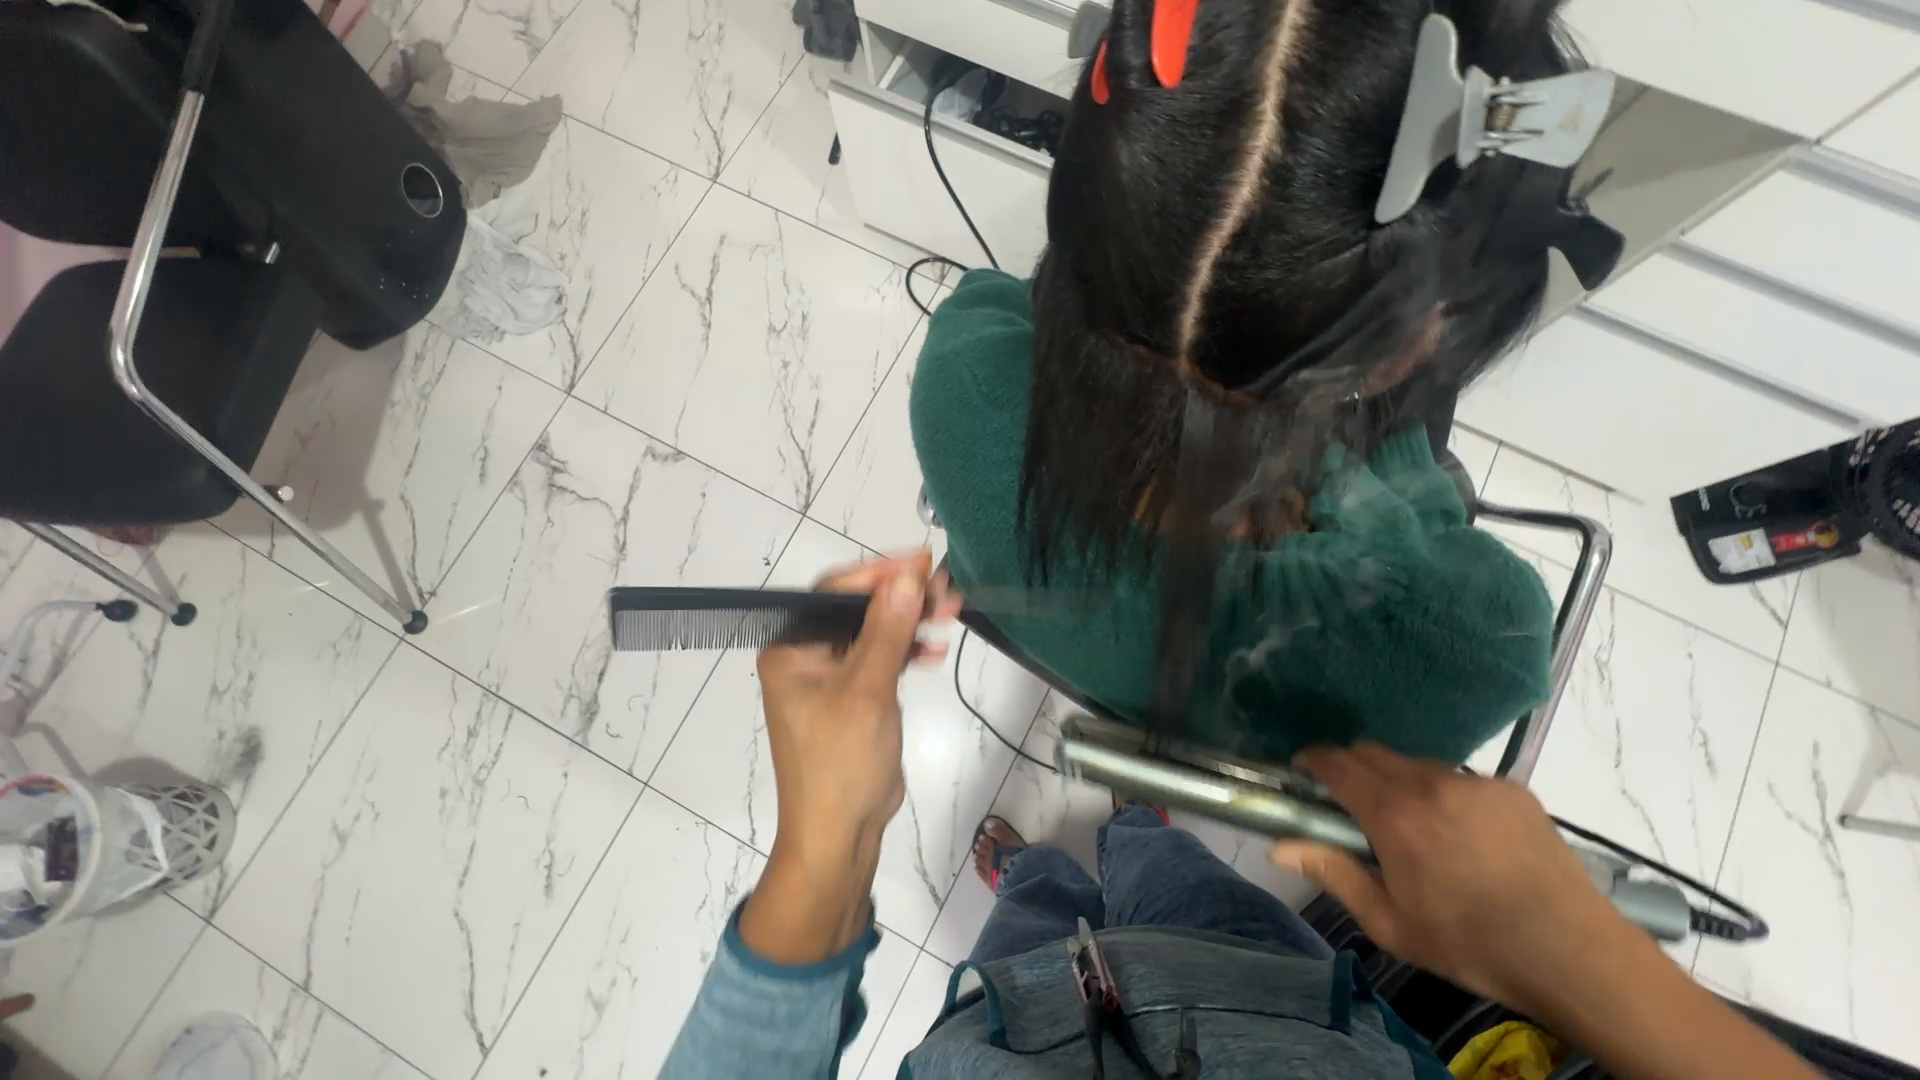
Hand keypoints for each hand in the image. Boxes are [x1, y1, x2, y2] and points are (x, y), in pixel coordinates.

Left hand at [740, 550, 959, 964]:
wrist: (840, 833)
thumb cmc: (842, 761)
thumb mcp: (867, 691)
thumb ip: (888, 629)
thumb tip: (907, 576)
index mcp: (792, 648)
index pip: (835, 592)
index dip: (880, 574)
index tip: (923, 562)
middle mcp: (807, 656)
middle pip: (858, 610)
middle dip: (903, 598)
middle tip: (946, 589)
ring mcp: (832, 677)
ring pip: (875, 632)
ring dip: (912, 622)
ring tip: (953, 613)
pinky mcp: (855, 697)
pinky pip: (882, 659)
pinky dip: (908, 652)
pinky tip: (936, 652)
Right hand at [1271, 742, 1630, 1008]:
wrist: (1574, 955)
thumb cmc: (1469, 944)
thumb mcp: (1389, 922)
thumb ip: (1332, 874)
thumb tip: (1278, 848)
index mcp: (1394, 815)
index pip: (1337, 764)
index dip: (1313, 761)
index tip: (1302, 771)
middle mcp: (1430, 784)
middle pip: (1373, 752)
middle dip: (1352, 768)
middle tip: (1351, 804)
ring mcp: (1475, 783)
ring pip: (1417, 764)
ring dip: (1400, 781)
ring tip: (1414, 824)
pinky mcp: (1512, 790)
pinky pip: (1461, 779)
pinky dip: (1446, 794)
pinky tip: (1464, 835)